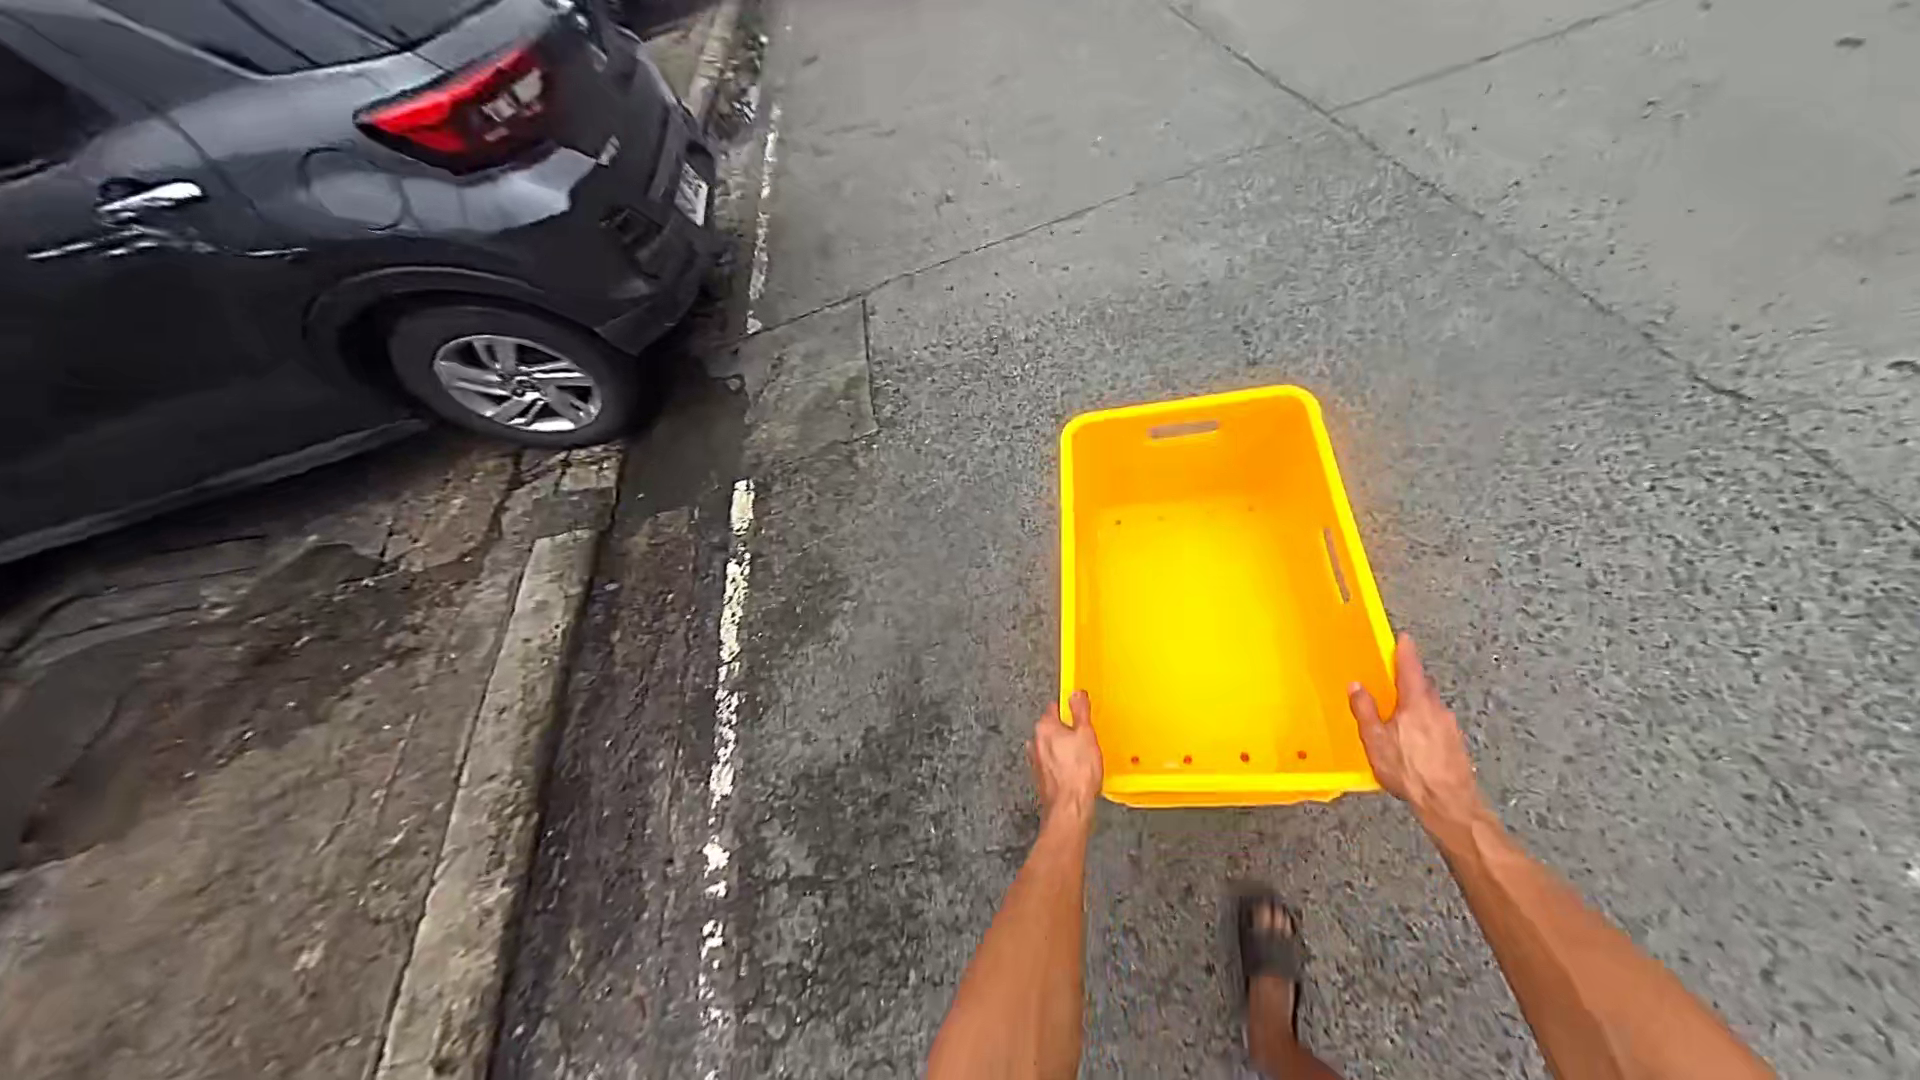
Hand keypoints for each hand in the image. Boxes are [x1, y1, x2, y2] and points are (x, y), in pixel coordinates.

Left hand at [1031, 690, 1102, 831]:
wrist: (1070, 808)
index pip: (1055, 707)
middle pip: (1052, 727)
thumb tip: (1076, 693)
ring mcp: (1036, 761)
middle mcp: (1035, 742)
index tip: (1080, 712)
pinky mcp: (1041, 777)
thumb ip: (1080, 711)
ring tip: (1082, 757)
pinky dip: (1062, 764)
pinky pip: (1052, 763)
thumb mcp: (1086, 735)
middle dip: (1067, 730)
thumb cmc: (1077, 774)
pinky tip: (1075, 772)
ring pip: (1052, 746)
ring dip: (1064, 749)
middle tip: (1085, 738)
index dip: (1070, 709)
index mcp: (1044, 727)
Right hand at [1348, 634, 1485, 833]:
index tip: (1404, 639)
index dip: (1406, 652)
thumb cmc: (1411, 772)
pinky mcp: (1455, 744)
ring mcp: (1449, 728)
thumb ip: (1365, 710)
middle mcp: (1437, 711)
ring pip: (1429, 705)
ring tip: (1397, 710)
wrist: (1448, 804)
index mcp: (1416, 704)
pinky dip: (1422, 720)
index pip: (1411, 668)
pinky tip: (1411, 734)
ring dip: (1414, 701)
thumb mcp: (1375, 739)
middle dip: (1408, 678)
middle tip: (1394, 674)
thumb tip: (1357, 688)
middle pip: (1422, 685)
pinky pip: (1435, 722)